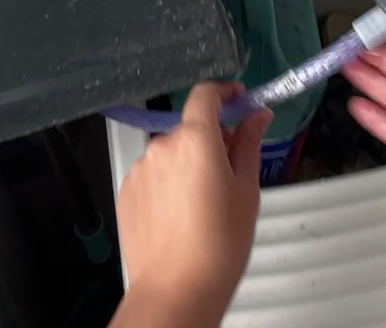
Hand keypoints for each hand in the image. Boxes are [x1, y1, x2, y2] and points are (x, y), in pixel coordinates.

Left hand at [112, 82, 272, 327]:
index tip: (238, 100)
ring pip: (172, 152)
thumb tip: (258, 115)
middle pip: (191, 127)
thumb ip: (249, 143)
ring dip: (188, 163)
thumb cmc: (218, 246)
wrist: (175, 293)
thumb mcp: (246, 190)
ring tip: (204, 203)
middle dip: (211, 140)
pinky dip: (168, 183)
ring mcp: (141, 168)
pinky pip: (153, 174)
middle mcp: (163, 145)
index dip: (224, 92)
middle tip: (229, 172)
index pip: (206, 94)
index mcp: (196, 139)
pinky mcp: (127, 190)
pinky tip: (181, 214)